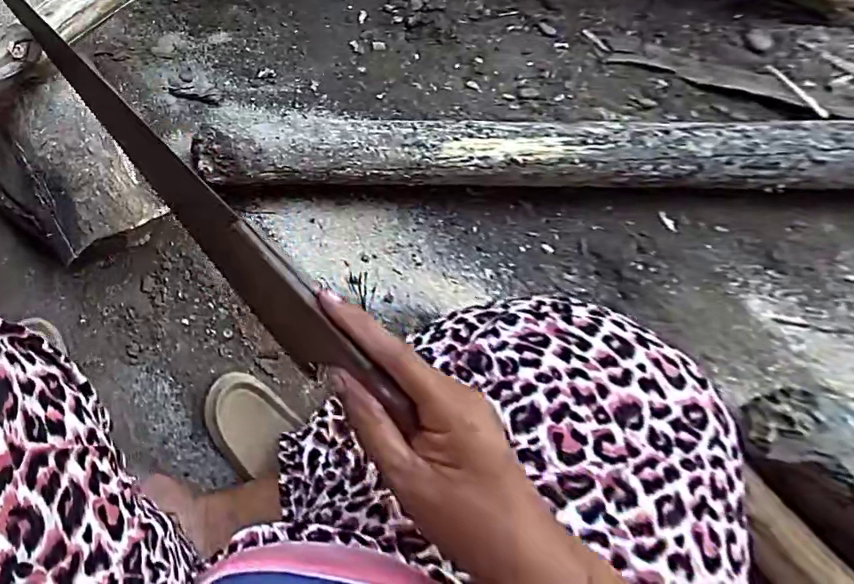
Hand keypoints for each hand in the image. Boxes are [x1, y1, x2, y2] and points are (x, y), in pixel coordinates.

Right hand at [321, 291, 619, 583]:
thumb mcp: (407, 479)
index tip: (324, 297)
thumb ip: (370, 422)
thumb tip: (340, 377)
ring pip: (403, 378)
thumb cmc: (474, 529)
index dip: (354, 322)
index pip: (392, 351)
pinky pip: (415, 393)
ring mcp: (465, 404)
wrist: (534, 567)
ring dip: (373, 378)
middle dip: (358, 353)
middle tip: (318, 342)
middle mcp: (461, 395)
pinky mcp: (463, 416)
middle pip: (396, 361)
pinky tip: (374, 406)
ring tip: (342, 384)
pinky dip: (390, 394)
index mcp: (451, 406)